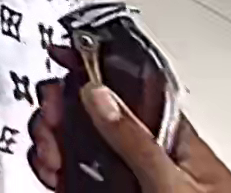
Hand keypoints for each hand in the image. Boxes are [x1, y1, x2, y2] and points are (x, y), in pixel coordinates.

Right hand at [27, 59, 230, 192]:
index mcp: (181, 150)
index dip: (97, 66)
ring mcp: (130, 184)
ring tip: (49, 154)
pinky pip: (73, 171)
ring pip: (77, 140)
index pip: (134, 89)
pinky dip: (52, 164)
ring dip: (52, 137)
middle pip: (94, 111)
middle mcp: (153, 161)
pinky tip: (50, 171)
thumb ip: (137, 142)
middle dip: (61, 107)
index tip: (63, 52)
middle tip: (50, 118)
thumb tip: (99, 93)